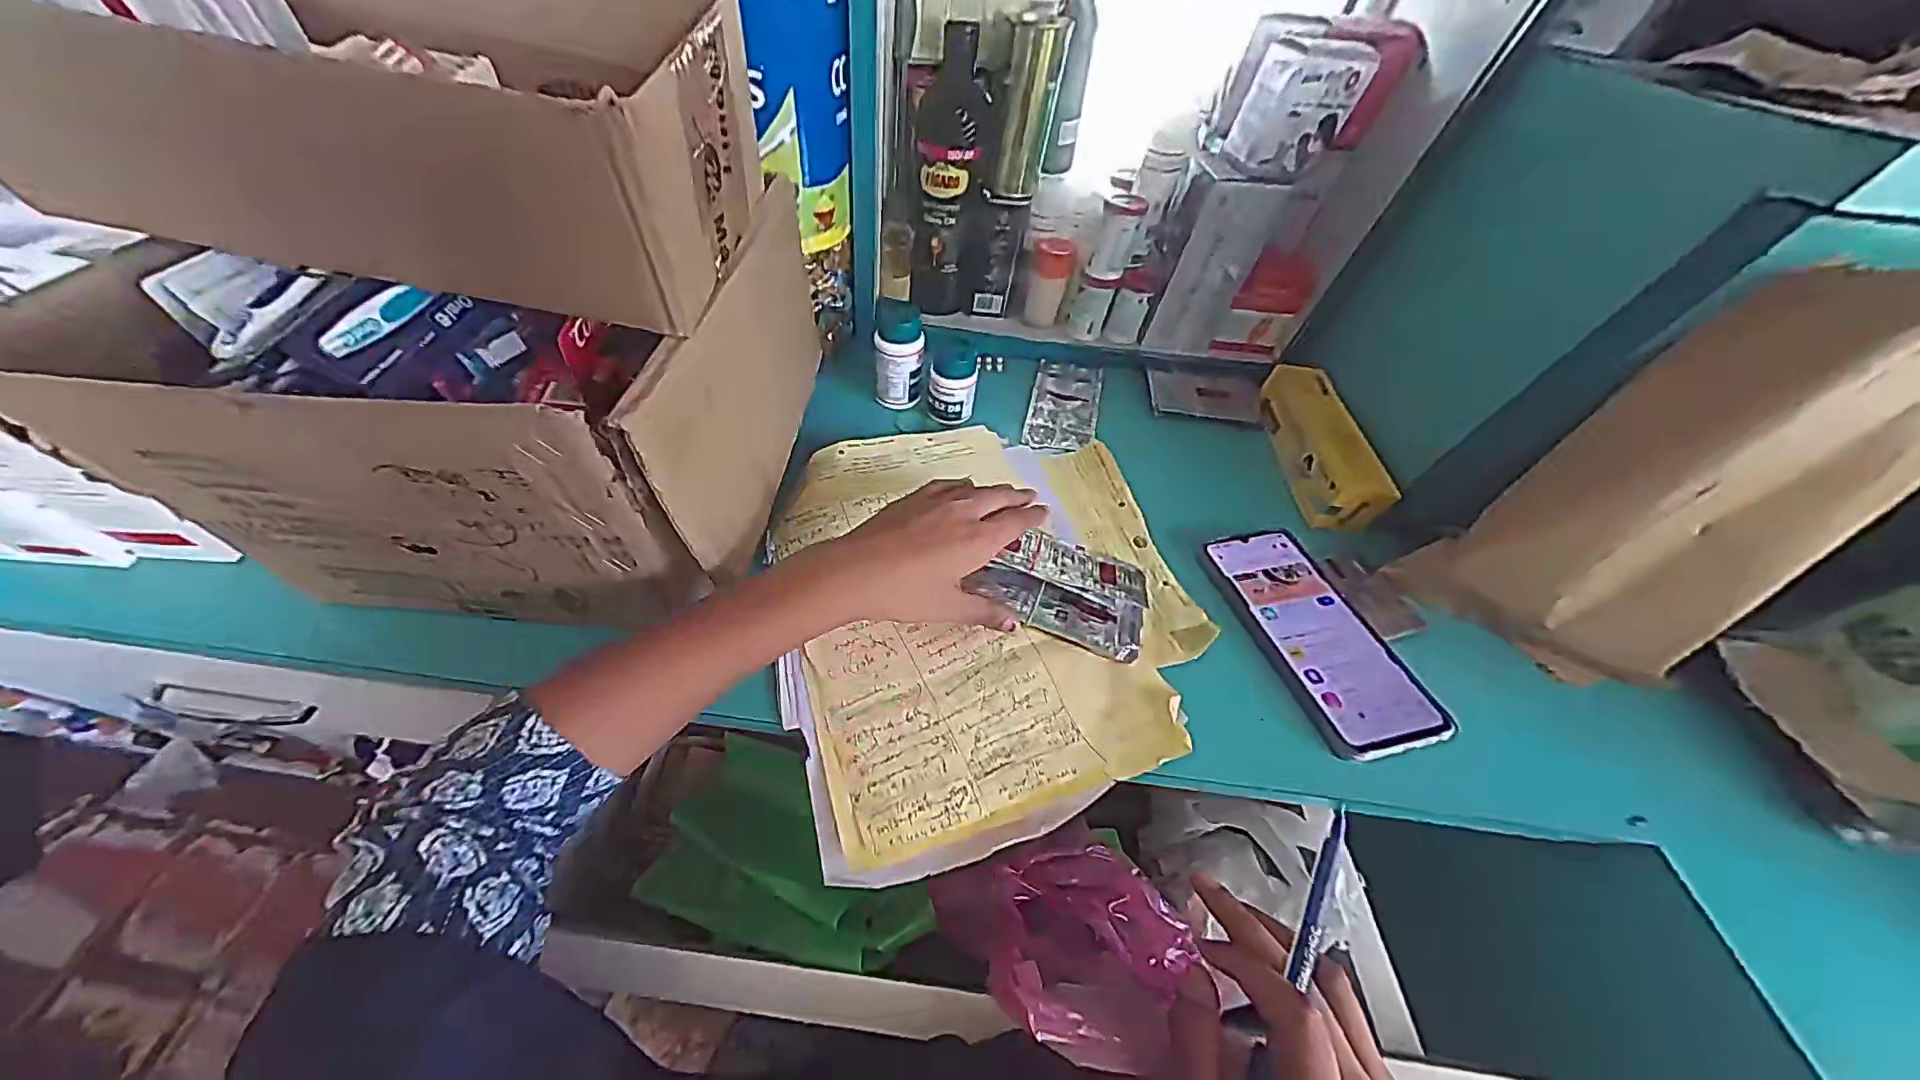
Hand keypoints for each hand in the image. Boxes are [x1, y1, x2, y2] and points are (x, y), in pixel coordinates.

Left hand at [799, 480, 1046, 629]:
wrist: (855, 569)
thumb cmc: (905, 593)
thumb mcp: (948, 607)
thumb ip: (984, 611)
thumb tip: (1014, 623)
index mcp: (977, 540)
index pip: (1014, 523)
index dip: (1032, 516)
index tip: (1043, 511)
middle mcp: (962, 513)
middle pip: (999, 497)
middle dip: (1018, 497)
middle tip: (1030, 497)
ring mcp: (936, 501)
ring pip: (974, 488)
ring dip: (993, 490)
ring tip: (1000, 494)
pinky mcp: (913, 499)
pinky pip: (948, 485)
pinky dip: (963, 486)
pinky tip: (958, 490)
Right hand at [1165, 875, 1389, 1079]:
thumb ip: (1197, 1044)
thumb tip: (1191, 973)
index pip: (1292, 1003)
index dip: (1243, 958)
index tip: (1202, 941)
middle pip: (1314, 979)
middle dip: (1254, 925)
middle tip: (1210, 891)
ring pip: (1335, 986)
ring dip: (1279, 943)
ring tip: (1236, 919)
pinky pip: (1344, 1010)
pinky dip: (1300, 976)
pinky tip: (1267, 968)